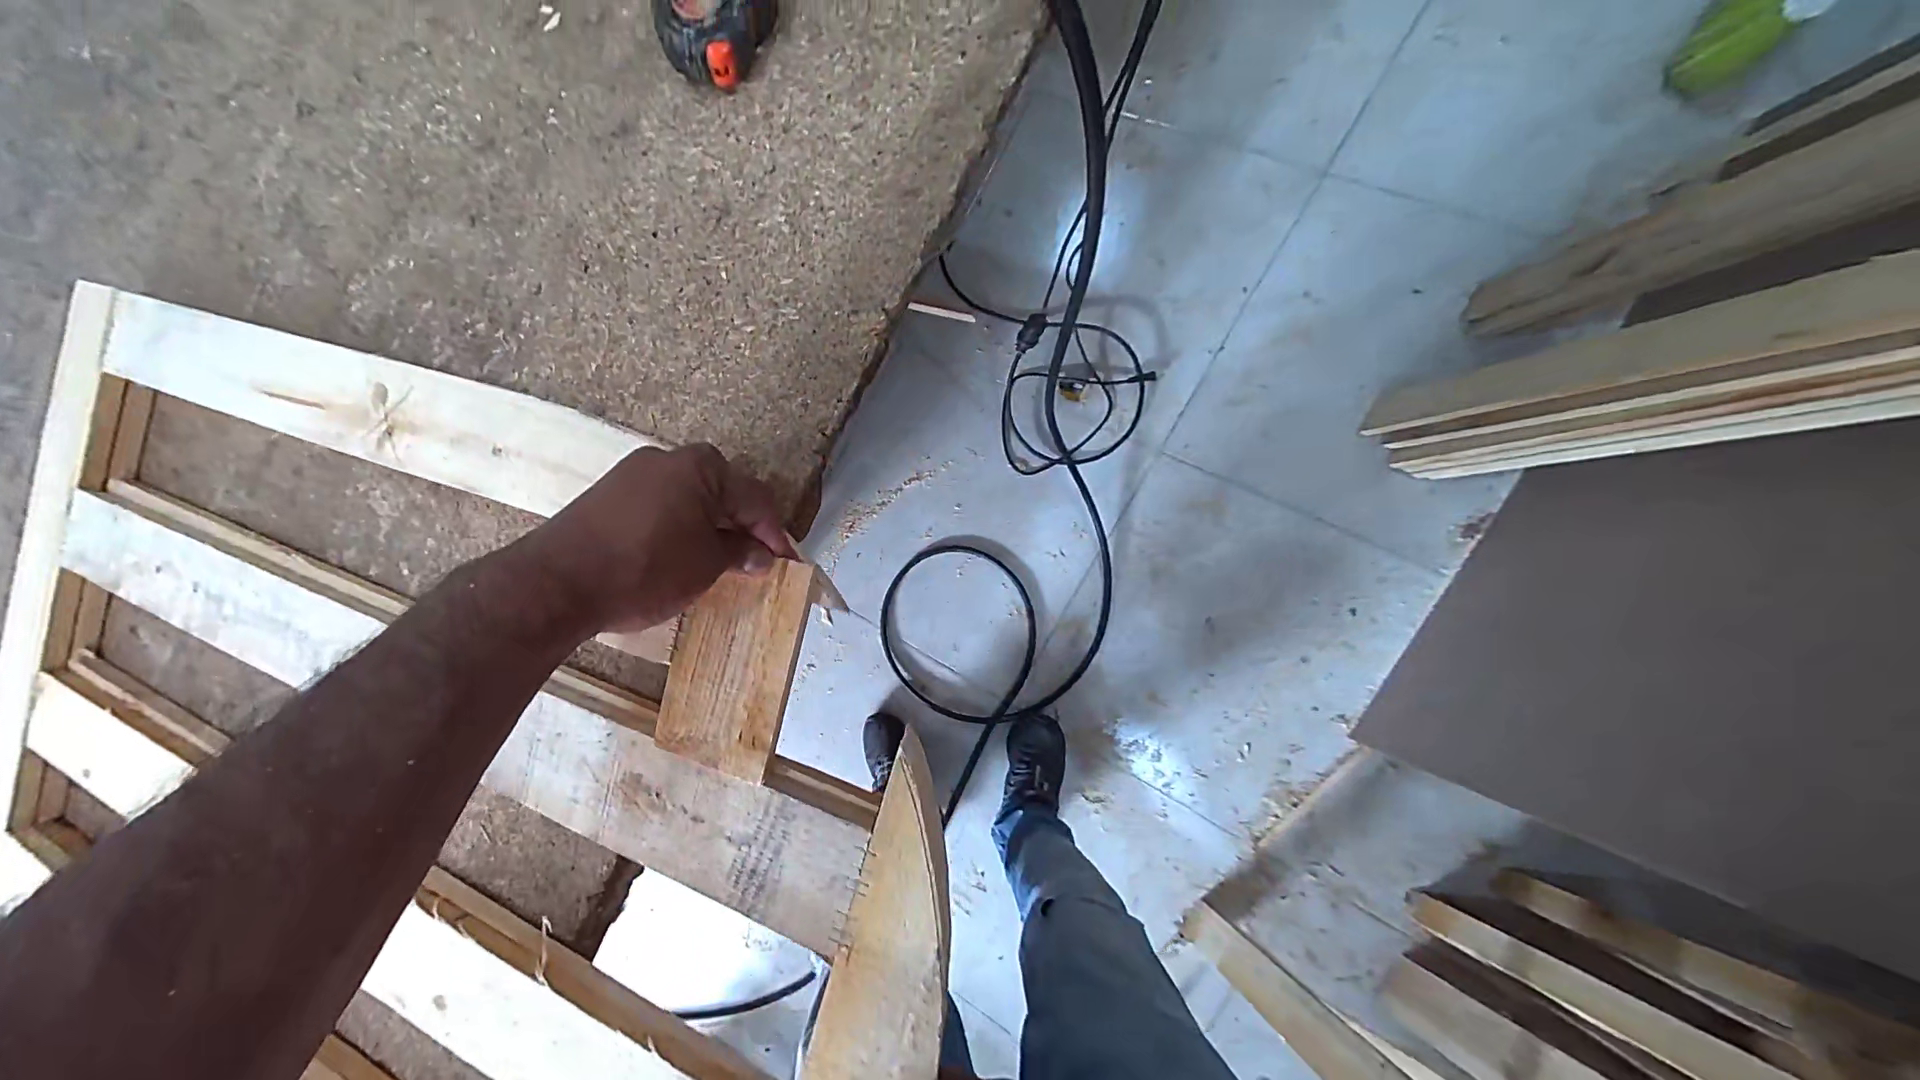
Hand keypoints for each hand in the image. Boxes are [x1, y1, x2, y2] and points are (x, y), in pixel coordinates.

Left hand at [512, 444, 797, 636]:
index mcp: (701, 467)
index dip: (776, 534)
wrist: (555, 585)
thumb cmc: (646, 569)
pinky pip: (663, 506)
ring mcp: (633, 474)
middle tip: (759, 560)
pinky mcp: (609, 495)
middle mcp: (668, 459)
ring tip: (725, 561)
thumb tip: (761, 554)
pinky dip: (682, 527)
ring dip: (713, 527)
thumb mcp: (706, 564)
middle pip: (723, 492)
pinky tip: (684, 554)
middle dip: (745, 526)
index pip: (756, 498)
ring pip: (692, 499)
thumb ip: (740, 552)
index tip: (790, 562)